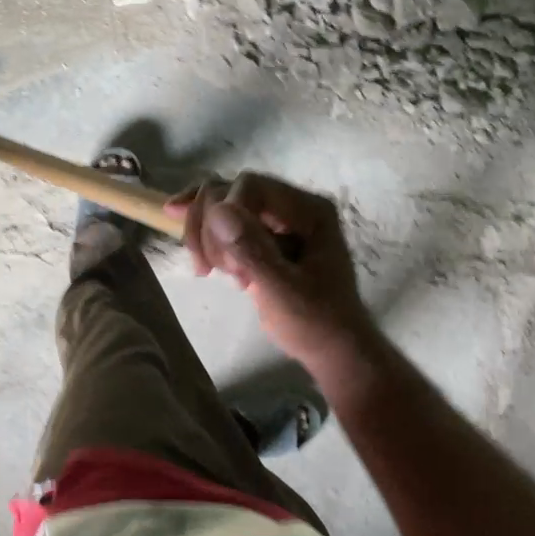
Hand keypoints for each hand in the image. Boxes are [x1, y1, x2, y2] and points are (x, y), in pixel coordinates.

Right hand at [167, 172, 376, 371]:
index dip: (221, 214)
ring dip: (204, 237)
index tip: (217, 262)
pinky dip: (207, 241)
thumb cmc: (314, 322)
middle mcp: (292, 206)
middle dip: (207, 227)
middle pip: (229, 191)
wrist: (330, 349)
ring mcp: (275, 221)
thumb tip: (217, 210)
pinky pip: (223, 224)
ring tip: (212, 272)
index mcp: (309, 210)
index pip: (249, 186)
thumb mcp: (282, 289)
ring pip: (220, 206)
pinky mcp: (262, 238)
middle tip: (206, 269)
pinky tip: (205, 267)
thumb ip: (252, 249)